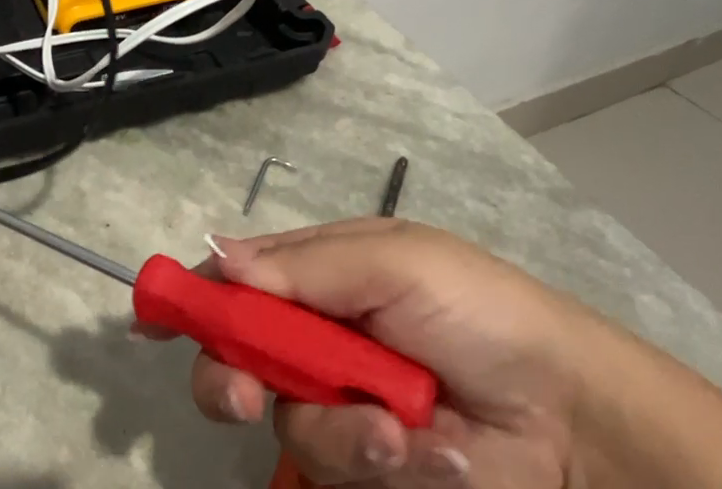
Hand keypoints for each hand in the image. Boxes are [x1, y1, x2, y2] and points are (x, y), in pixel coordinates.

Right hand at [172, 218, 605, 487]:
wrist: (569, 414)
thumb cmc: (476, 311)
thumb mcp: (393, 261)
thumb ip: (302, 264)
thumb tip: (217, 257)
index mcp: (320, 276)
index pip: (237, 282)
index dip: (194, 298)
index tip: (152, 321)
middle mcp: (317, 337)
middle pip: (235, 358)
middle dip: (229, 379)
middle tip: (244, 398)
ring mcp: (339, 403)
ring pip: (283, 420)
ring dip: (335, 427)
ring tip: (394, 428)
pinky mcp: (366, 462)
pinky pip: (333, 465)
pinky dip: (373, 458)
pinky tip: (422, 450)